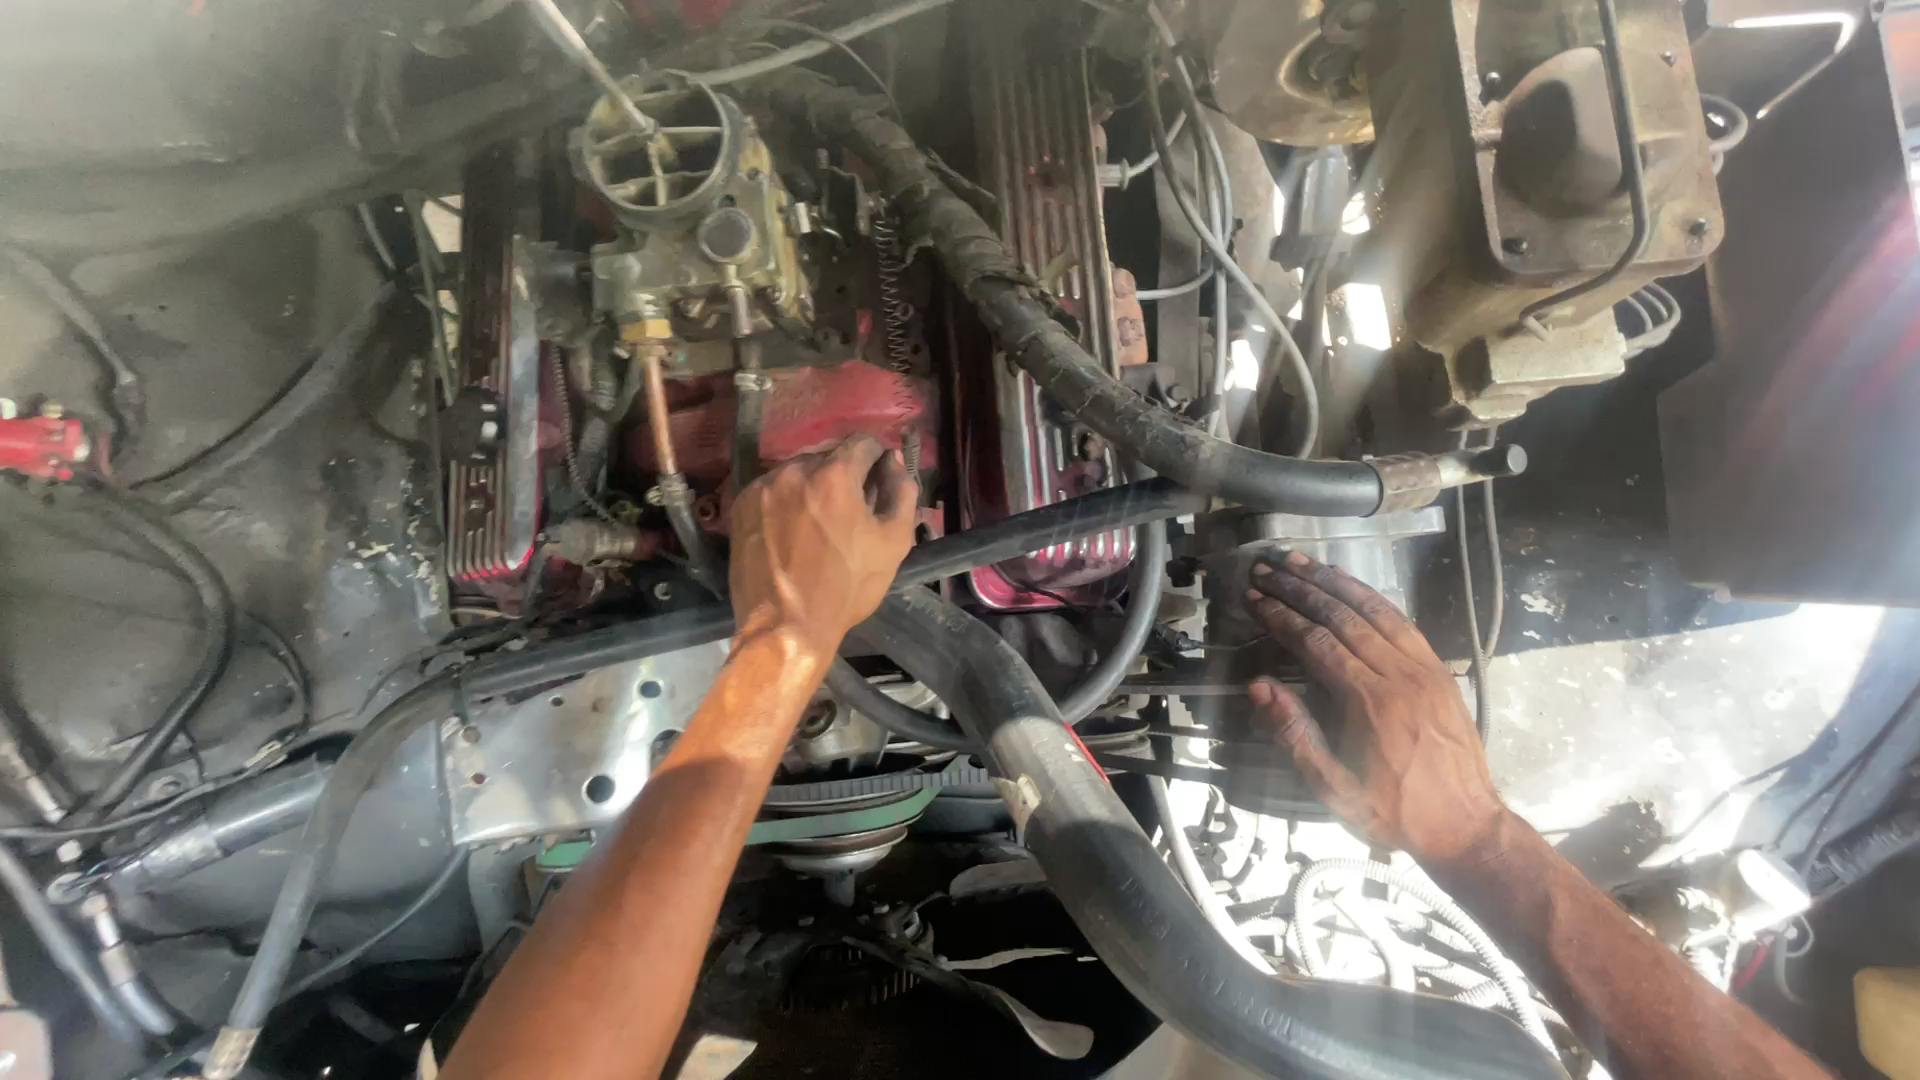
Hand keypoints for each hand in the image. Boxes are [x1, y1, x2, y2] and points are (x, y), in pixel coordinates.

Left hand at [728, 436, 917, 661]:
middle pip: (828, 457)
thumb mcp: (893, 542)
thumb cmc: (847, 586)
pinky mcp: (741, 505)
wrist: (786, 625)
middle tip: (850, 510)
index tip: (879, 480)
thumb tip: (895, 461)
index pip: (863, 442)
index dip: (877, 459)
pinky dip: (786, 501)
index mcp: (835, 474)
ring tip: (818, 524)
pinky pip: (772, 489)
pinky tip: (792, 530)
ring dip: (813, 487)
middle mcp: (795, 469)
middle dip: (844, 476)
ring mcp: (763, 487)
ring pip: (798, 472)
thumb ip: (902, 491)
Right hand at [1242, 551, 1507, 866]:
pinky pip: (1401, 621)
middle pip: (1342, 616)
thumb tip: (1258, 685)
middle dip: (1299, 588)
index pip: (1316, 642)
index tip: (1254, 598)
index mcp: (1369, 702)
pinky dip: (1369, 596)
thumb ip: (1294, 734)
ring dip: (1333, 581)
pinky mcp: (1438, 670)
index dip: (1281, 616)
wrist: (1467, 826)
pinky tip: (1347, 583)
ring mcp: (1424, 668)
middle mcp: (1398, 674)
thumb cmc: (1392, 811)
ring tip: (1299, 561)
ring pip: (1373, 610)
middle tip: (1266, 569)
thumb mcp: (1333, 787)